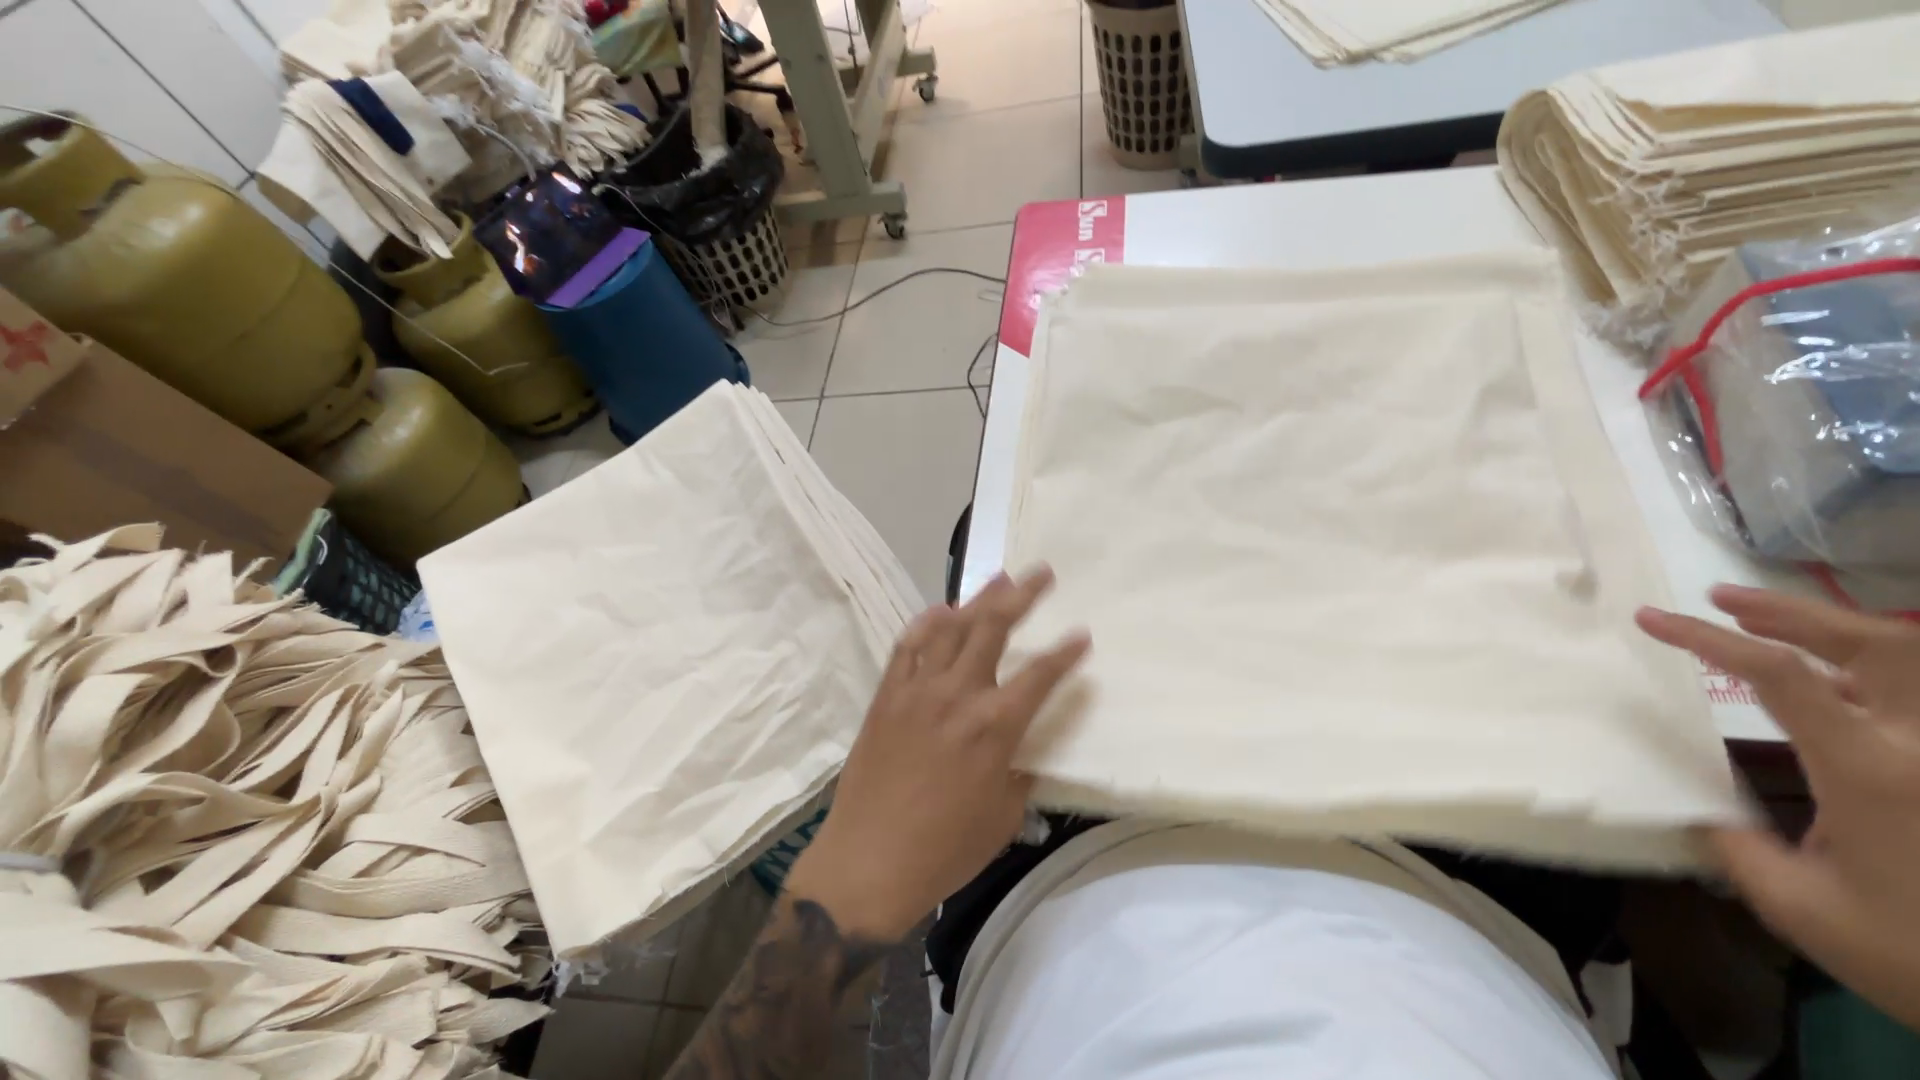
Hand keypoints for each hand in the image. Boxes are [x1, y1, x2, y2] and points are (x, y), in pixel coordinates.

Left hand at [783, 568, 1090, 941]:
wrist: (868, 861)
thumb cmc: (945, 850)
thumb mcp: (1003, 817)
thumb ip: (1018, 772)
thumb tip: (1024, 750)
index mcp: (995, 727)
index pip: (1040, 675)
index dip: (1066, 652)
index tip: (1082, 633)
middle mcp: (957, 695)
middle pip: (993, 628)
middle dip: (1022, 595)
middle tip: (1042, 573)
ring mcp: (916, 691)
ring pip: (949, 628)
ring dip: (976, 598)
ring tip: (999, 577)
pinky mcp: (886, 697)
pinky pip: (907, 647)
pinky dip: (926, 623)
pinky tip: (940, 611)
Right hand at [1636, 586, 1919, 1028]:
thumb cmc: (1908, 952)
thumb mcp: (1798, 905)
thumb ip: (1736, 846)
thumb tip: (1694, 805)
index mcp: (1869, 771)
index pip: (1782, 677)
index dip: (1710, 640)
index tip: (1652, 621)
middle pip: (1874, 643)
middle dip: (1790, 612)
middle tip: (1720, 599)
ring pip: (1909, 658)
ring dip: (1833, 627)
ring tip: (1763, 618)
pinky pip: (1916, 697)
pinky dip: (1867, 667)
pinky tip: (1828, 675)